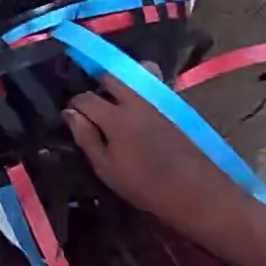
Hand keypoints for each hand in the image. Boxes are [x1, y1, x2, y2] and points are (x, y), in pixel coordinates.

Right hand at [63, 73, 251, 236]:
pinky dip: (139, 87)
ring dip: (119, 83)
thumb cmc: (144, 185)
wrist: (196, 191)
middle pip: (110, 76)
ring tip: (114, 103)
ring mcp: (157, 100)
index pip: (86, 98)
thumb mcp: (106, 167)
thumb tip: (69, 113)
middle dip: (97, 84)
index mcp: (115, 117)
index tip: (71, 117)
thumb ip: (86, 137)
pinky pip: (152, 84)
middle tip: (92, 106)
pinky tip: (136, 110)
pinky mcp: (173, 106)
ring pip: (134, 74)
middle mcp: (136, 101)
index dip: (74, 105)